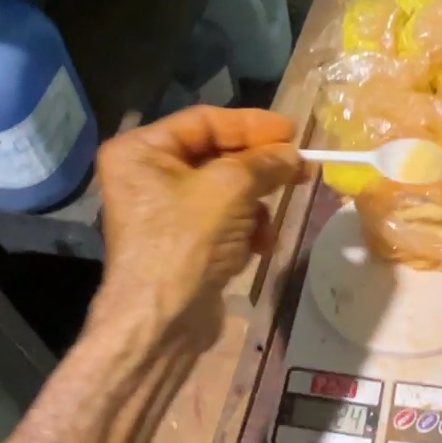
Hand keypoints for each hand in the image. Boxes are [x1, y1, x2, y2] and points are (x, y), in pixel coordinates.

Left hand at [97, 106, 304, 337]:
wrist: (162, 321)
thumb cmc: (187, 242)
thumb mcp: (231, 188)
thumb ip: (266, 162)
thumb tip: (295, 156)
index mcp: (141, 150)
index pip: (205, 121)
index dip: (252, 125)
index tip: (294, 133)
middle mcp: (146, 176)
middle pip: (217, 156)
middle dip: (259, 169)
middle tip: (300, 170)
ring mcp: (164, 212)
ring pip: (226, 191)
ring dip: (255, 206)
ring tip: (269, 223)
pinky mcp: (183, 244)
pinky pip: (223, 221)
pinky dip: (245, 230)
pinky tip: (257, 246)